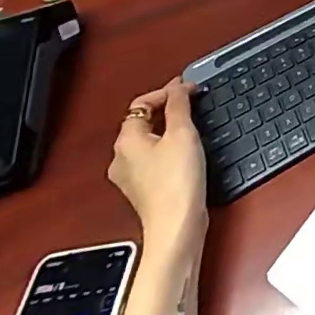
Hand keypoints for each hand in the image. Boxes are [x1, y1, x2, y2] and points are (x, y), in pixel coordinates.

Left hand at [106, 77, 207, 246]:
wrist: (176, 226)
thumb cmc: (177, 180)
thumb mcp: (183, 133)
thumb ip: (179, 105)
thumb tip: (178, 87)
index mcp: (126, 140)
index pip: (143, 103)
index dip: (167, 92)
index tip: (190, 89)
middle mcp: (121, 158)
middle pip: (143, 122)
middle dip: (167, 109)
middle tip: (193, 104)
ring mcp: (130, 177)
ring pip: (148, 141)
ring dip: (169, 128)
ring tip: (193, 124)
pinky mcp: (144, 190)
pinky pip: (153, 158)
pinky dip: (168, 147)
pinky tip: (186, 151)